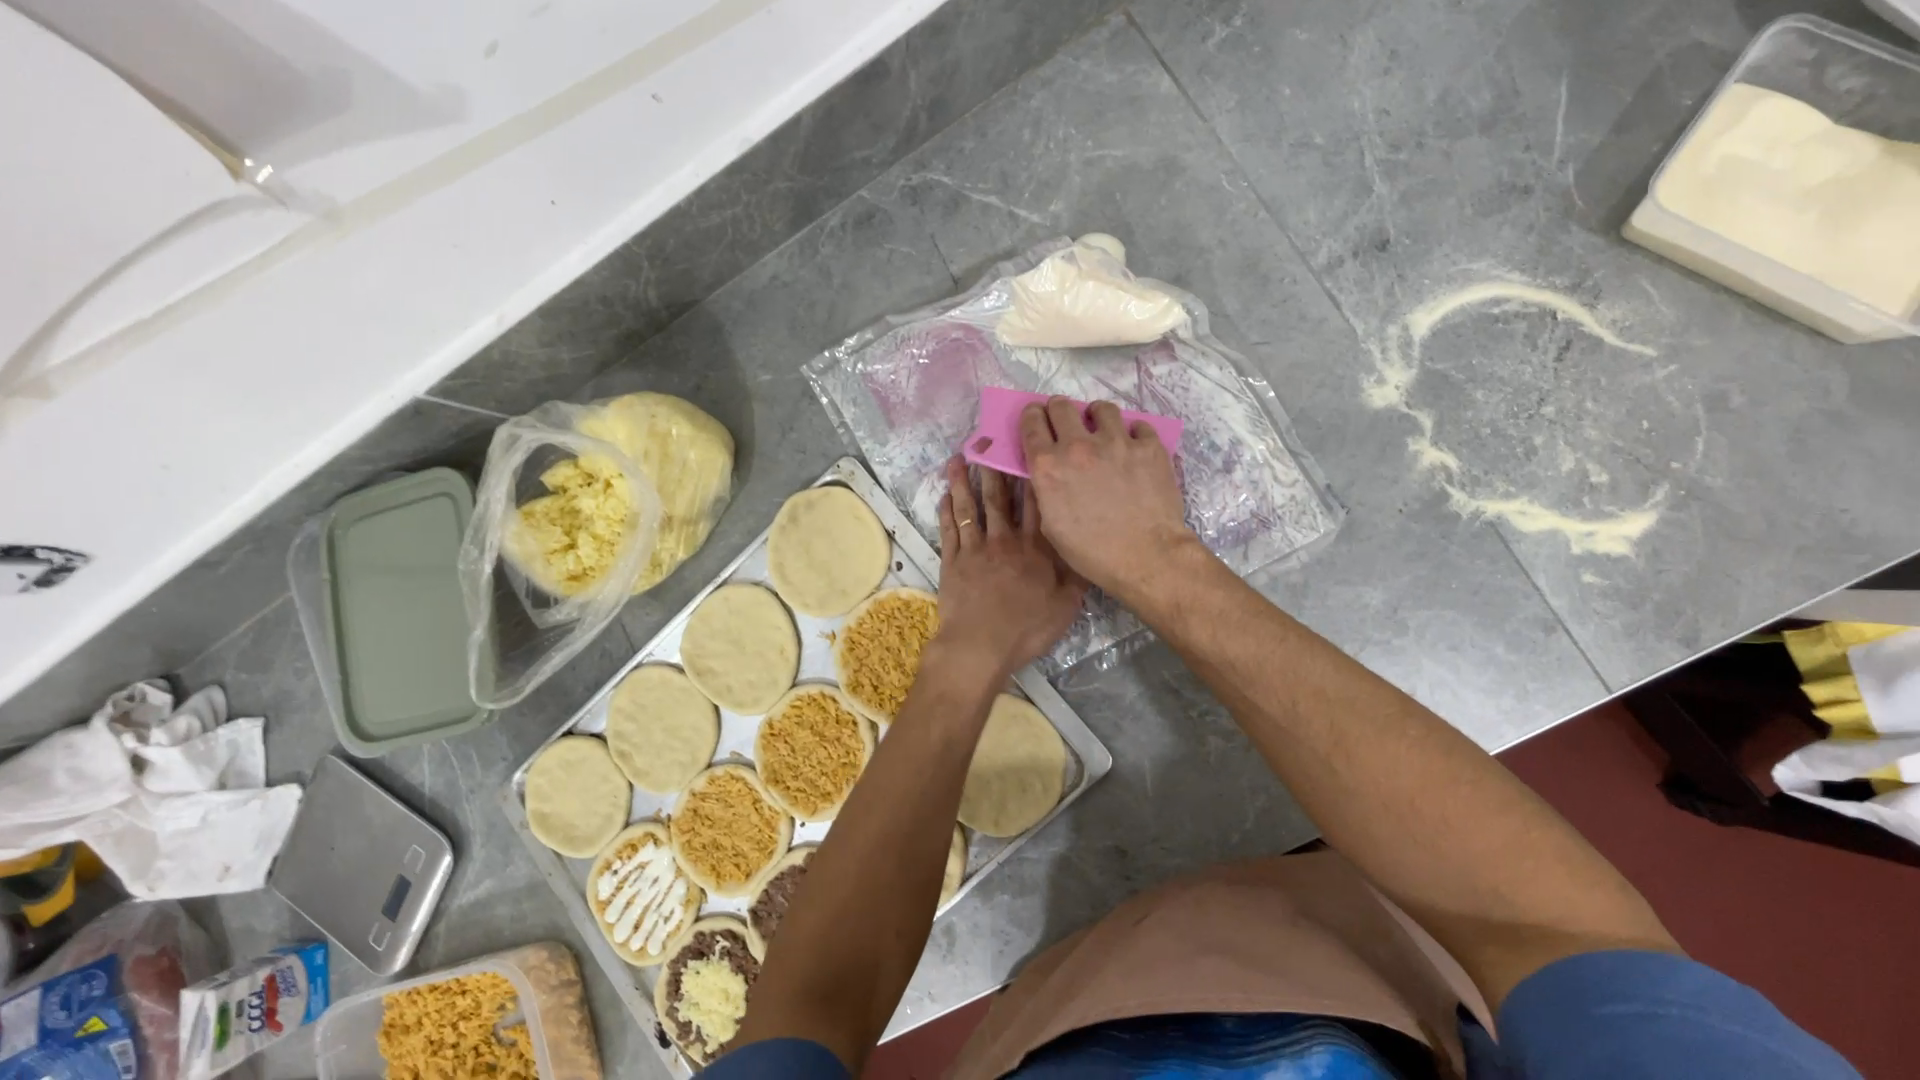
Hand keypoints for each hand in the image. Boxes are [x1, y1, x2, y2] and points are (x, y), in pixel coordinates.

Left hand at [932, 456, 1086, 678]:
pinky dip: (946, 509)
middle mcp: (1005, 540)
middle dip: (996, 468)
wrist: (979, 646)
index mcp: (1036, 548)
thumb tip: (1089, 547)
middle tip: (992, 442)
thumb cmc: (1026, 629)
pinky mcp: (952, 561)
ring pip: (970, 506)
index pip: (1036, 504)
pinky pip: (949, 528)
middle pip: (1000, 497)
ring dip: (964, 480)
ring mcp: (975, 548)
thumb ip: (1077, 575)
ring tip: (959, 456)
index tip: (1030, 451)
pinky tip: (945, 494)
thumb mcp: (1066, 606)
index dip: (1033, 476)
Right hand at [1019, 398, 1199, 599]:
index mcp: (1048, 466)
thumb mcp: (1050, 526)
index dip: (1032, 417)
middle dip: (1059, 410)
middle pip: (1062, 406)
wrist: (1145, 556)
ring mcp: (1116, 442)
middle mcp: (1078, 446)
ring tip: (1102, 428)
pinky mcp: (1149, 447)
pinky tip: (1134, 447)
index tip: (1037, 418)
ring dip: (1097, 416)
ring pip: (1102, 408)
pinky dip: (1134, 433)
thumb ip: (1045, 490)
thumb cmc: (1092, 551)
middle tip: (1066, 421)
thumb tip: (1048, 473)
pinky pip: (1139, 426)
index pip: (1031, 423)